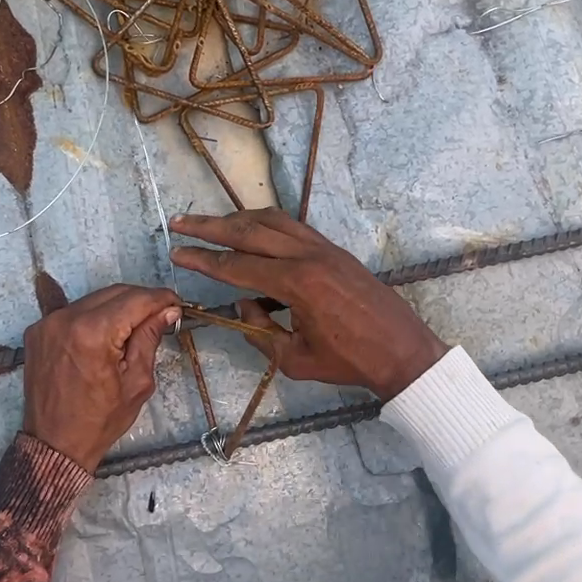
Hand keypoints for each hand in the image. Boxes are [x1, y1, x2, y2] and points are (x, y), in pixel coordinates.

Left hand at [22, 284, 181, 471]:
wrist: (54, 443)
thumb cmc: (98, 421)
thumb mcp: (136, 382)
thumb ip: (149, 339)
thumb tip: (167, 312)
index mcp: (93, 333)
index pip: (135, 300)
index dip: (160, 299)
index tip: (176, 304)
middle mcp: (66, 320)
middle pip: (114, 293)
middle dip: (141, 300)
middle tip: (160, 315)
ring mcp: (47, 323)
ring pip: (93, 299)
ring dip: (117, 307)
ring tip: (134, 327)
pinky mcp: (37, 331)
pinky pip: (72, 311)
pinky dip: (92, 315)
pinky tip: (106, 330)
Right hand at [170, 209, 447, 398]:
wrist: (404, 351)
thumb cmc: (350, 362)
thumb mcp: (294, 360)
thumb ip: (259, 331)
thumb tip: (242, 303)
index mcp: (297, 284)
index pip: (237, 266)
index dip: (203, 260)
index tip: (177, 254)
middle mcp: (308, 256)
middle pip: (248, 231)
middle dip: (209, 227)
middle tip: (180, 223)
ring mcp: (323, 248)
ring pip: (271, 220)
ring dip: (236, 219)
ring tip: (209, 224)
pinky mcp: (333, 249)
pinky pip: (292, 226)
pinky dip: (264, 223)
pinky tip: (249, 229)